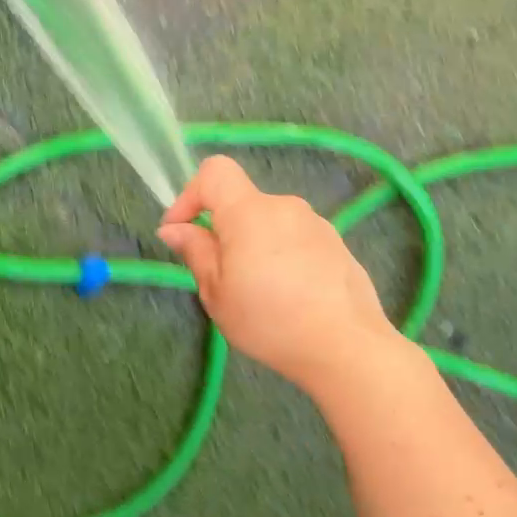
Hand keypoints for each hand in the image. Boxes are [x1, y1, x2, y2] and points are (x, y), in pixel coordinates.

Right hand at [157, 156, 404, 395]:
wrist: (342, 343)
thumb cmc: (265, 318)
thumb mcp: (215, 291)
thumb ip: (195, 252)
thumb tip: (174, 229)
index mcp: (250, 213)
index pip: (214, 173)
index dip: (188, 196)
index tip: (179, 232)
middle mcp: (285, 207)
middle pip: (240, 202)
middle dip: (219, 231)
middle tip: (214, 277)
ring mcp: (314, 223)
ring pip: (265, 222)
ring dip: (247, 245)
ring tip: (250, 291)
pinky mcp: (333, 242)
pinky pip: (290, 238)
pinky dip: (274, 255)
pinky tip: (280, 294)